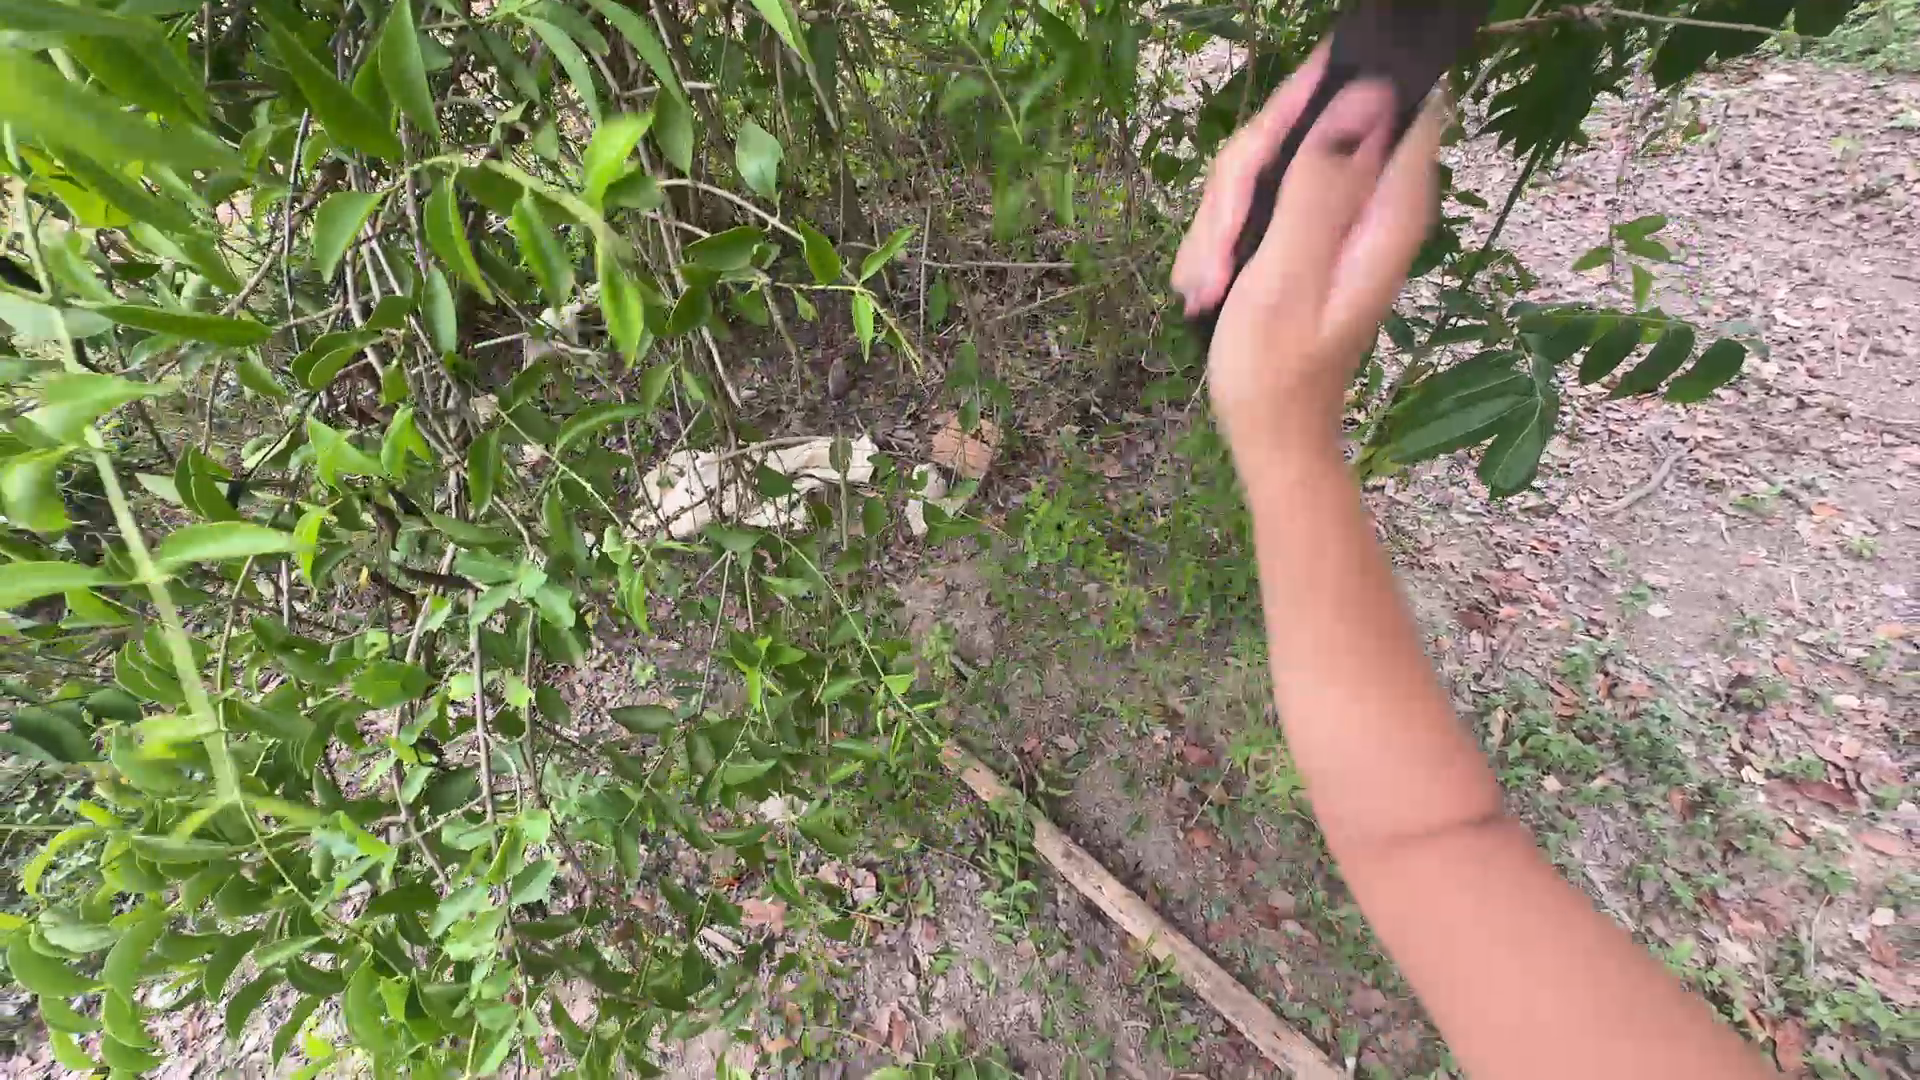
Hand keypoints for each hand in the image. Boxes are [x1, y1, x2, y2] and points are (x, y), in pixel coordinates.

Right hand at [1173, 50, 1445, 457]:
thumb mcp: (1286, 282)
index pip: (1365, 101)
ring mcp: (1328, 222)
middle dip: (1237, 192)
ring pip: (1259, 173)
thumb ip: (1320, 189)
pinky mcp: (1298, 240)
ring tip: (1207, 291)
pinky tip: (1207, 293)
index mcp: (1383, 208)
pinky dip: (1217, 249)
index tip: (1249, 178)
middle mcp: (1364, 204)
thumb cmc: (1274, 375)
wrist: (1266, 434)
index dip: (1298, 117)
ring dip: (1217, 230)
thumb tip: (1363, 93)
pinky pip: (1247, 211)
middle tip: (1215, 262)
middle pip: (1294, 134)